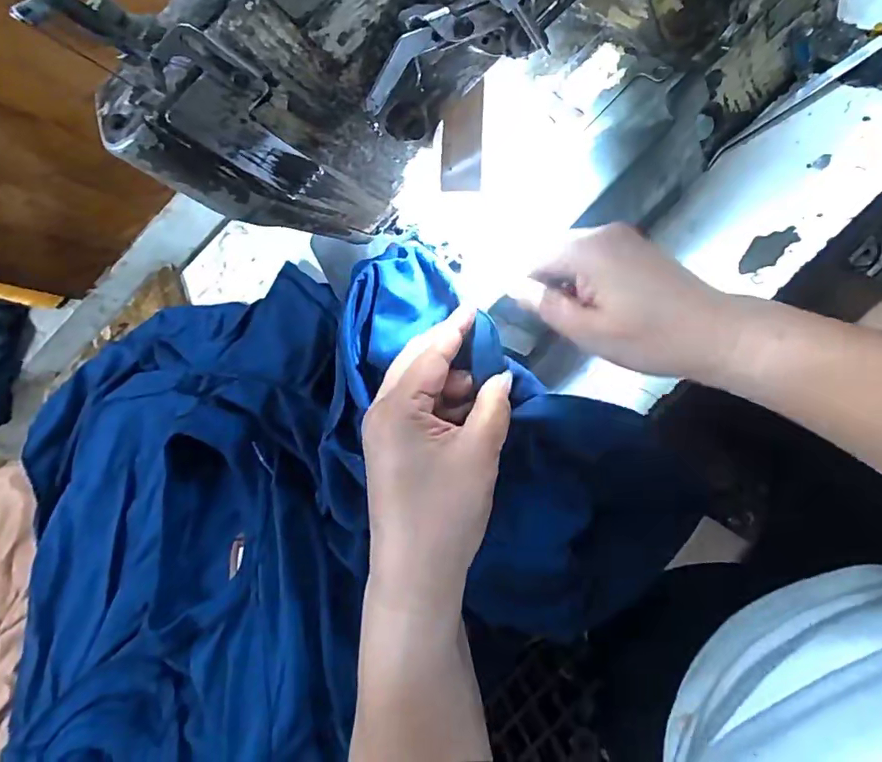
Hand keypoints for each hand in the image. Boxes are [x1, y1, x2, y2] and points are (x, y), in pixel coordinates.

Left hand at [362, 306, 512, 612]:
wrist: (416, 575)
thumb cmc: (447, 511)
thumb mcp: (479, 453)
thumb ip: (491, 406)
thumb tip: (500, 377)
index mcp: (395, 406)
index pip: (429, 353)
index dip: (455, 329)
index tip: (475, 306)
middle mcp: (381, 410)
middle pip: (416, 363)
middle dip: (449, 350)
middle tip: (483, 339)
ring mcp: (382, 430)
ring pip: (417, 386)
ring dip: (449, 380)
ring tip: (483, 385)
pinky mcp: (391, 448)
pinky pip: (417, 408)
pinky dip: (442, 403)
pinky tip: (468, 409)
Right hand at [512, 223, 746, 382]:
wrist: (716, 332)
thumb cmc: (650, 338)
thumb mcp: (589, 331)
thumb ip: (546, 305)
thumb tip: (513, 285)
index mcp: (585, 249)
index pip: (531, 258)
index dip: (522, 285)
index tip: (526, 314)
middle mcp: (600, 232)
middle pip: (551, 251)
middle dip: (544, 282)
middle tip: (555, 320)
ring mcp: (620, 236)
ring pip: (572, 253)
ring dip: (565, 280)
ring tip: (578, 315)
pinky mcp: (634, 245)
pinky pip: (593, 255)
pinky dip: (585, 276)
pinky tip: (599, 303)